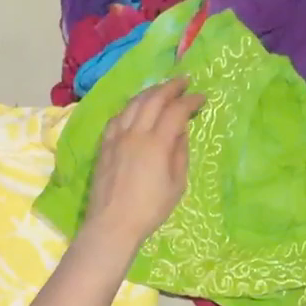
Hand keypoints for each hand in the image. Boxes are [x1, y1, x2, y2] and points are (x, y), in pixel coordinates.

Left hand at [81, 77, 204, 256]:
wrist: (112, 224)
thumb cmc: (150, 209)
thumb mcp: (176, 184)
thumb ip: (179, 153)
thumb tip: (181, 131)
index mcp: (157, 143)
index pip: (176, 111)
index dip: (191, 101)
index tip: (202, 97)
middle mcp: (135, 133)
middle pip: (153, 99)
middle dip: (170, 87)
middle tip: (184, 81)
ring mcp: (116, 137)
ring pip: (133, 104)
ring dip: (149, 92)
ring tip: (161, 90)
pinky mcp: (104, 145)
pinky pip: (117, 117)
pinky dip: (130, 107)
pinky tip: (135, 109)